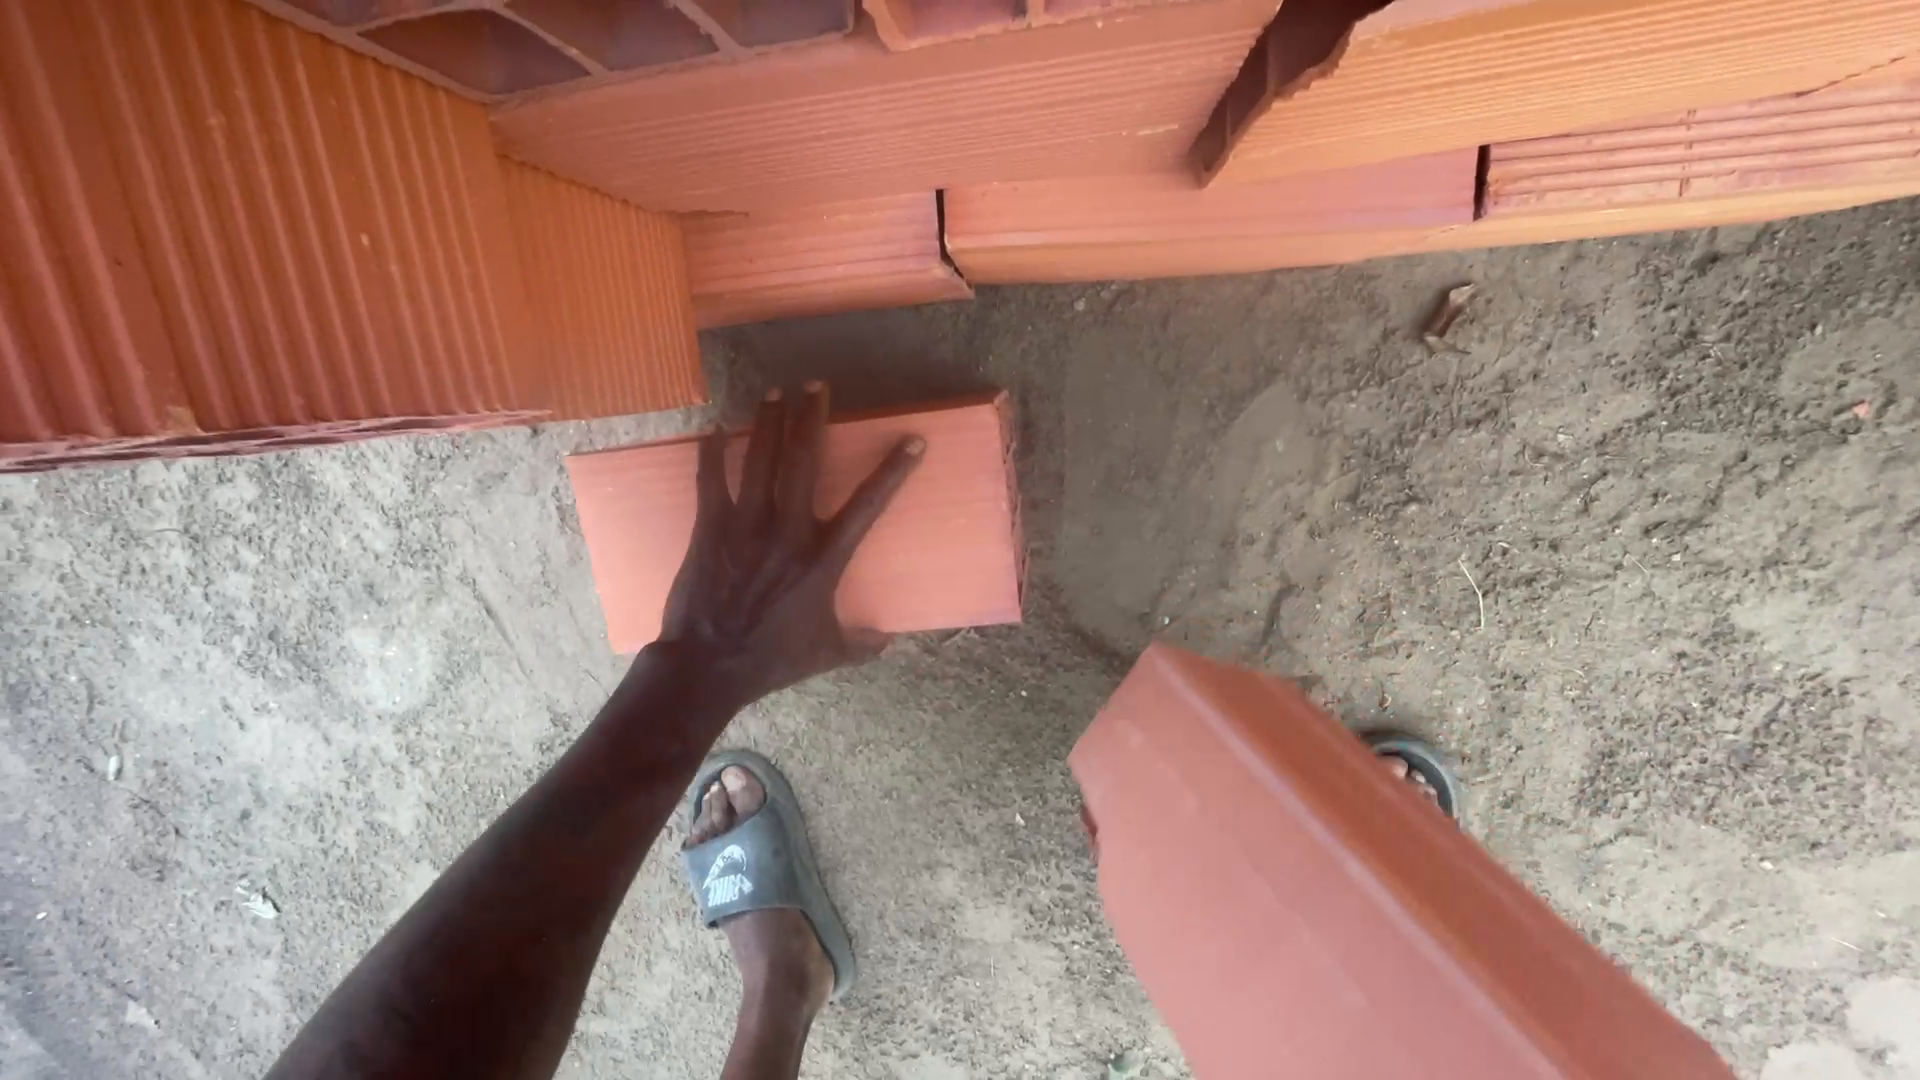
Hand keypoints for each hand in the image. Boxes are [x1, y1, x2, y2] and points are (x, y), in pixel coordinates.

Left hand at [657, 381, 923, 708]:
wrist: (708, 667)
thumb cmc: (773, 659)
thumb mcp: (828, 653)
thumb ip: (862, 644)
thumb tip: (887, 639)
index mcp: (824, 558)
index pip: (868, 505)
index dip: (894, 470)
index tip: (913, 439)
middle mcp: (788, 530)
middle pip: (805, 460)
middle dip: (812, 417)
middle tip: (817, 384)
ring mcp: (745, 526)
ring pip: (760, 459)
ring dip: (769, 421)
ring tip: (776, 389)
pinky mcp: (709, 529)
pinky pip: (710, 481)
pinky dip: (711, 451)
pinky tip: (715, 425)